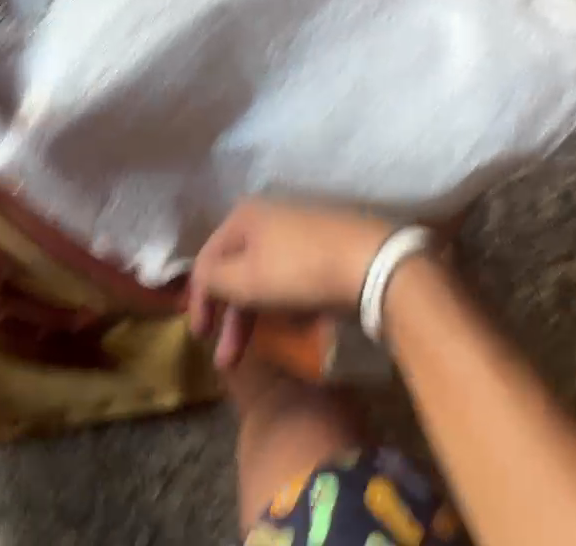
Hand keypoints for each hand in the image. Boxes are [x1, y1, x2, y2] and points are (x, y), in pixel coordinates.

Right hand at [186, 199, 396, 368]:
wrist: (377, 263)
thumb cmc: (300, 270)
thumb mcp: (245, 279)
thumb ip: (212, 280)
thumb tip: (202, 280)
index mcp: (244, 216)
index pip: (206, 260)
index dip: (198, 301)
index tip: (199, 338)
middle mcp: (268, 216)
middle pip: (236, 270)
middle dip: (229, 317)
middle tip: (226, 359)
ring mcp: (299, 231)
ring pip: (264, 276)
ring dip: (254, 314)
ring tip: (256, 350)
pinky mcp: (326, 248)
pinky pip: (291, 276)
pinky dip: (282, 302)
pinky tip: (291, 326)